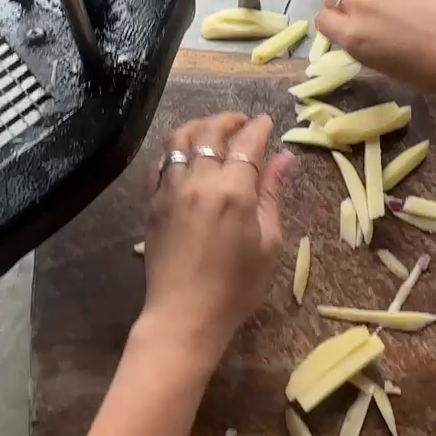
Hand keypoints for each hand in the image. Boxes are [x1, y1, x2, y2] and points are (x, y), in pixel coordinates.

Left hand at [137, 113, 293, 368]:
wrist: (184, 315)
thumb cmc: (237, 287)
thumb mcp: (268, 242)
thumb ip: (271, 194)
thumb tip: (283, 159)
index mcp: (234, 191)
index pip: (247, 142)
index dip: (260, 127)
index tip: (268, 121)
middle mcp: (199, 181)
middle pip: (210, 131)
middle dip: (229, 119)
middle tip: (242, 122)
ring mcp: (170, 190)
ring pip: (178, 139)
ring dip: (198, 128)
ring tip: (212, 133)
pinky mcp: (152, 203)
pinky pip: (159, 163)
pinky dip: (174, 151)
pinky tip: (184, 158)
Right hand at [314, 0, 435, 97]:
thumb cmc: (430, 73)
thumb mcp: (389, 69)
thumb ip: (369, 48)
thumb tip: (368, 38)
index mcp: (354, 35)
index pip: (323, 20)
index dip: (332, 25)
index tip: (344, 31)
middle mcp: (363, 6)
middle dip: (342, 4)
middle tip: (361, 17)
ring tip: (387, 7)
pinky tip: (419, 5)